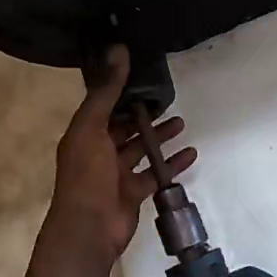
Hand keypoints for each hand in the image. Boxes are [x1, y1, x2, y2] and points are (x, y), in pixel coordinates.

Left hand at [42, 45, 196, 270]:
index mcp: (84, 135)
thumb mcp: (93, 126)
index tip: (143, 79)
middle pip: (124, 129)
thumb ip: (107, 91)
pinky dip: (172, 163)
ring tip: (181, 123)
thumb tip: (118, 48)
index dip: (121, 94)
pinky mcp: (134, 193)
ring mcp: (116, 174)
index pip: (103, 108)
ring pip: (142, 150)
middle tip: (167, 101)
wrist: (89, 228)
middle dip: (144, 116)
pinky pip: (156, 174)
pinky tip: (191, 153)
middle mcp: (98, 152)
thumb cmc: (86, 174)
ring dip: (160, 137)